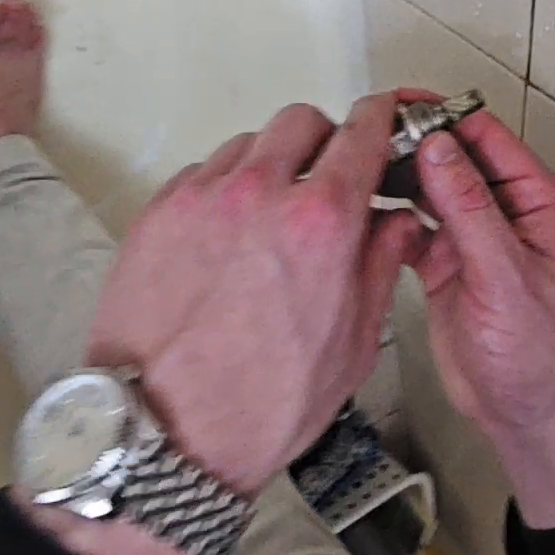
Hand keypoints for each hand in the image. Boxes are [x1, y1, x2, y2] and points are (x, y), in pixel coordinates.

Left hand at [86, 93, 425, 499]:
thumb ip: (381, 264)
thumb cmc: (259, 405)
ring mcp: (201, 198)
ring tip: (271, 214)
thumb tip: (397, 221)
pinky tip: (228, 235)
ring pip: (250, 142)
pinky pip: (203, 172)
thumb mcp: (352, 344)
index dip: (381, 118)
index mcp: (321, 223)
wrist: (162, 438)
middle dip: (324, 139)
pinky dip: (225, 186)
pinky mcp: (157, 213)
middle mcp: (260, 194)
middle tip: (327, 176)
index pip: (362, 133)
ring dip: (272, 164)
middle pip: (302, 120)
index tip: (384, 117)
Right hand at [408, 95, 554, 528]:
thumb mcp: (507, 278)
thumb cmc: (541, 357)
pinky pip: (413, 221)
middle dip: (413, 140)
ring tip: (359, 162)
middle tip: (368, 132)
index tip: (403, 107)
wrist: (524, 414)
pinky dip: (390, 213)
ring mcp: (471, 235)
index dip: (445, 116)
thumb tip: (441, 149)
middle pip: (454, 155)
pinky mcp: (445, 260)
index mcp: (535, 203)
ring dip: (398, 172)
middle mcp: (503, 212)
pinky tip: (367, 210)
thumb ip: (471, 211)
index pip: (488, 138)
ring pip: (430, 184)